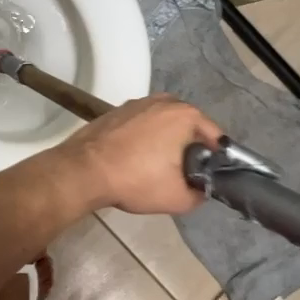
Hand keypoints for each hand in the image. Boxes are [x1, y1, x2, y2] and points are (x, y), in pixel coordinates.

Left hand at [49, 95, 221, 215]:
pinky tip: (136, 158)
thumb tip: (202, 190)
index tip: (210, 176)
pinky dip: (144, 138)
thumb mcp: (178, 198)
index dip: (216, 159)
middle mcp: (163, 100)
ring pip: (163, 124)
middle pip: (189, 127)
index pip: (215, 136)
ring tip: (159, 168)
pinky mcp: (116, 111)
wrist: (83, 171)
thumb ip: (200, 194)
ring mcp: (136, 103)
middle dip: (190, 148)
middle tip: (185, 174)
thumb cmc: (136, 179)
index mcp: (185, 114)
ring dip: (166, 142)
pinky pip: (141, 124)